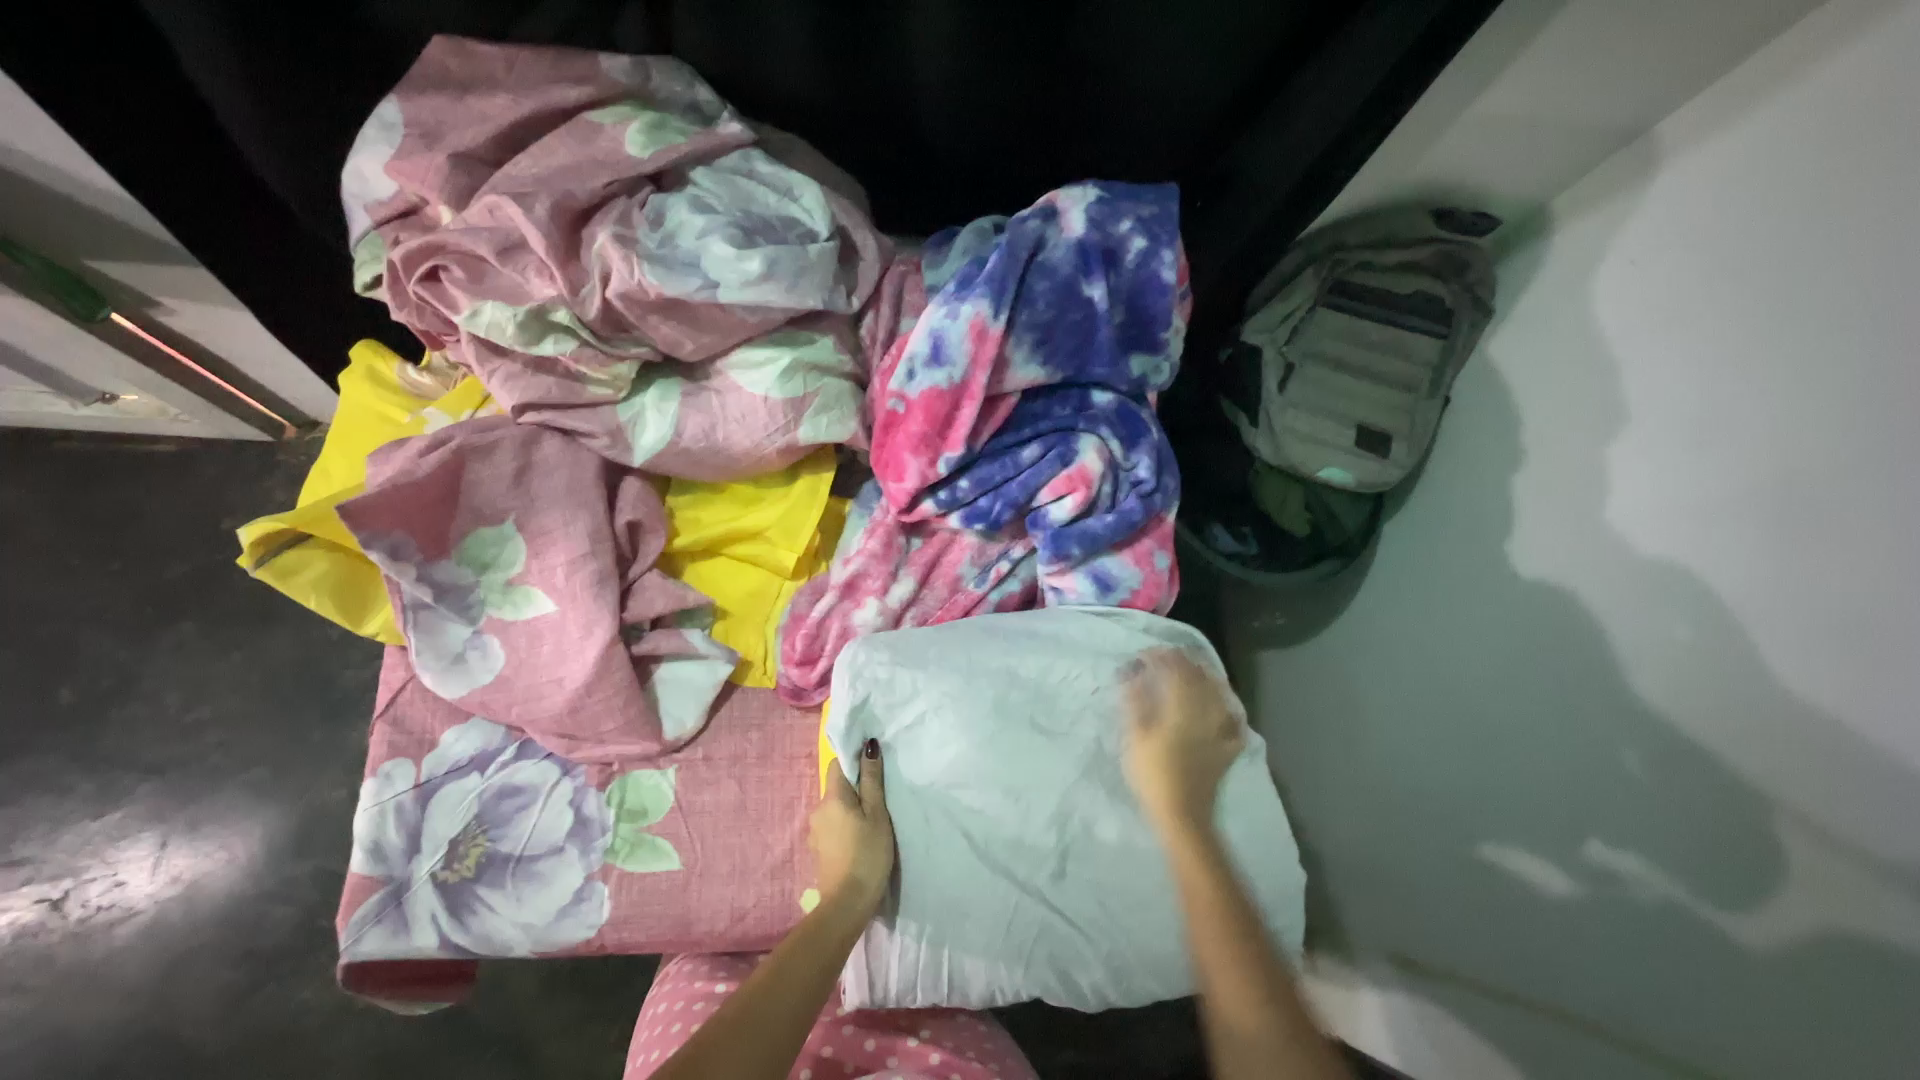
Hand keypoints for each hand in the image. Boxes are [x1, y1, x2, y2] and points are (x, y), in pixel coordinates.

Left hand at [809, 739, 894, 912]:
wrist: (848, 903)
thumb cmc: (868, 854)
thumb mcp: (877, 814)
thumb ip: (872, 780)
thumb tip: (868, 747)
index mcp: (831, 798)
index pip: (837, 765)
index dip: (854, 762)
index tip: (873, 770)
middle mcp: (817, 811)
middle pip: (836, 788)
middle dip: (855, 789)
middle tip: (879, 801)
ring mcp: (815, 832)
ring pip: (834, 809)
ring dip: (849, 810)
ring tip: (870, 824)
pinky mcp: (818, 850)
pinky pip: (832, 827)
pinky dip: (844, 827)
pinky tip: (858, 841)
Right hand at [1122, 648, 1245, 834]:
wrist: (1182, 815)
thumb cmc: (1153, 776)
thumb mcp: (1135, 738)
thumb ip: (1136, 703)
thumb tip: (1132, 675)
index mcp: (1183, 707)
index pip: (1176, 670)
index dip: (1162, 657)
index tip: (1146, 654)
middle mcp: (1207, 713)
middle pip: (1200, 678)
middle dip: (1184, 662)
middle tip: (1167, 657)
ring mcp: (1222, 731)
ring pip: (1220, 695)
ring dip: (1207, 678)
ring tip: (1195, 672)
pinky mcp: (1229, 749)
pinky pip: (1234, 721)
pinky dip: (1228, 708)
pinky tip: (1224, 707)